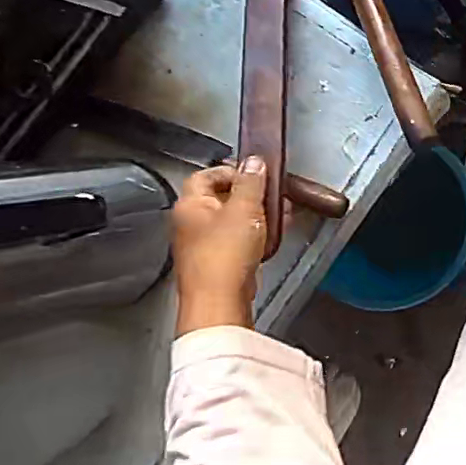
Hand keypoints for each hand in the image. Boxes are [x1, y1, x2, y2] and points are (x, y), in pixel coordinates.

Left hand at [171, 158, 270, 335]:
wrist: (220, 302)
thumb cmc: (222, 258)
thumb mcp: (245, 208)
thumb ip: (251, 182)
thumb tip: (253, 163)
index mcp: (190, 205)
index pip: (207, 174)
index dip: (232, 170)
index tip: (254, 173)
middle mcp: (191, 223)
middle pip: (221, 197)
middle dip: (249, 194)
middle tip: (268, 195)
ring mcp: (203, 244)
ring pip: (232, 220)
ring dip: (255, 215)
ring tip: (275, 216)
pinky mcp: (217, 262)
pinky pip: (237, 240)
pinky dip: (254, 236)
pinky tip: (270, 238)